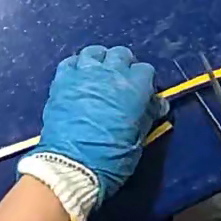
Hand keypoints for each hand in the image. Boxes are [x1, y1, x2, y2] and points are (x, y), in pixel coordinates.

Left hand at [19, 46, 164, 220]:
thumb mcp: (138, 139)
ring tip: (97, 76)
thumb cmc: (111, 157)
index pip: (145, 70)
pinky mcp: (62, 81)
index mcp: (135, 87)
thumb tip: (158, 104)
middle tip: (119, 83)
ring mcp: (85, 75)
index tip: (140, 94)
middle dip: (123, 65)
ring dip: (99, 62)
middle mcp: (111, 73)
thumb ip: (148, 116)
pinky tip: (77, 80)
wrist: (70, 167)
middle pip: (121, 54)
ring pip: (94, 52)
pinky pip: (70, 63)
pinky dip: (75, 68)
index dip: (144, 82)